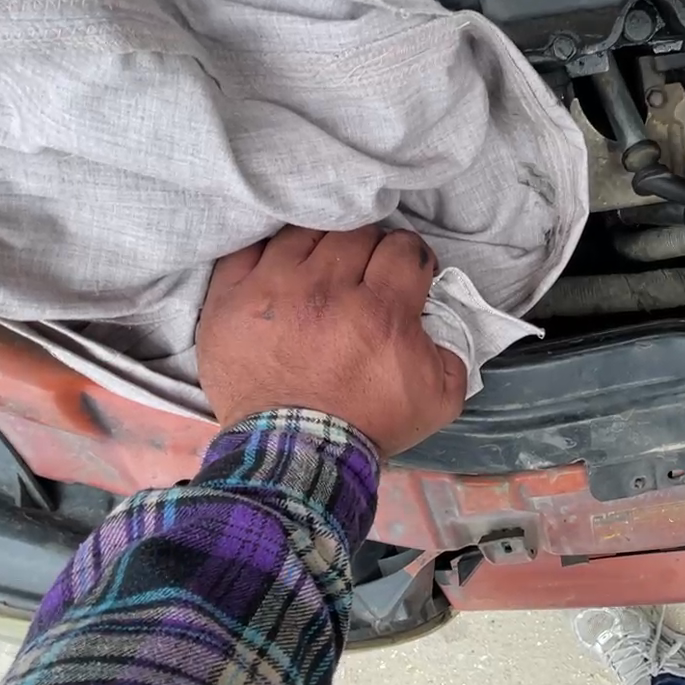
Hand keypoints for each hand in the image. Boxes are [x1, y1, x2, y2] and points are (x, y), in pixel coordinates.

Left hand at [197, 225, 466, 455]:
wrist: (298, 452)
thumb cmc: (370, 425)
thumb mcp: (440, 400)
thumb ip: (453, 353)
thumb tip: (440, 324)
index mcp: (382, 311)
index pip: (404, 248)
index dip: (412, 257)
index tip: (408, 275)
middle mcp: (328, 290)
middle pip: (357, 232)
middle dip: (372, 248)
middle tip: (368, 274)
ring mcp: (274, 288)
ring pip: (306, 231)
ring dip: (324, 244)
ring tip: (325, 270)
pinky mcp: (231, 297)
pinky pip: (250, 246)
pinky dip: (272, 250)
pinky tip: (284, 268)